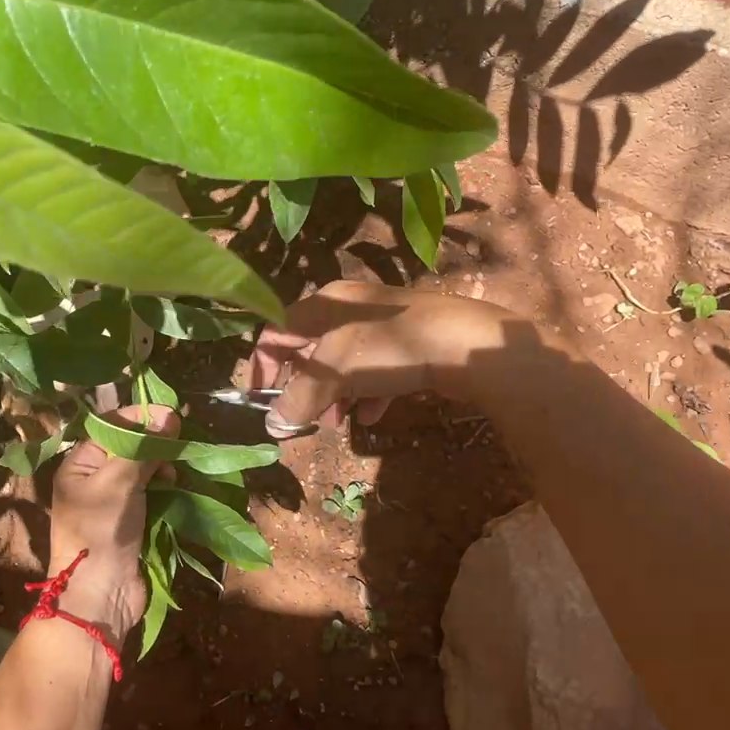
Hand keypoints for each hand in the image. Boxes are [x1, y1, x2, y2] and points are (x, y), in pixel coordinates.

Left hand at [45, 404, 178, 644]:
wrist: (99, 594)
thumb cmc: (100, 531)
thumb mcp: (118, 482)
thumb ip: (143, 448)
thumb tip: (170, 415)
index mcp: (78, 464)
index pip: (110, 427)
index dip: (139, 418)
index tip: (171, 416)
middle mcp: (93, 479)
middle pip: (128, 447)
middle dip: (154, 442)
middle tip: (181, 441)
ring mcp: (113, 502)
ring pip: (143, 470)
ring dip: (162, 465)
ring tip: (178, 468)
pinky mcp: (132, 521)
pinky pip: (151, 493)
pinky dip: (165, 487)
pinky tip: (178, 485)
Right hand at [248, 281, 515, 436]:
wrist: (466, 344)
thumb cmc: (389, 348)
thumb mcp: (335, 373)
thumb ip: (300, 398)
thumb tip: (273, 425)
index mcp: (323, 304)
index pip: (275, 331)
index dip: (263, 367)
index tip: (263, 403)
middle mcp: (347, 308)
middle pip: (308, 350)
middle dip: (301, 387)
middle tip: (302, 419)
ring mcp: (380, 325)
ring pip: (341, 363)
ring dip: (332, 396)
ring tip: (335, 422)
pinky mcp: (407, 343)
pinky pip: (372, 370)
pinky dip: (364, 393)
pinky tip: (370, 415)